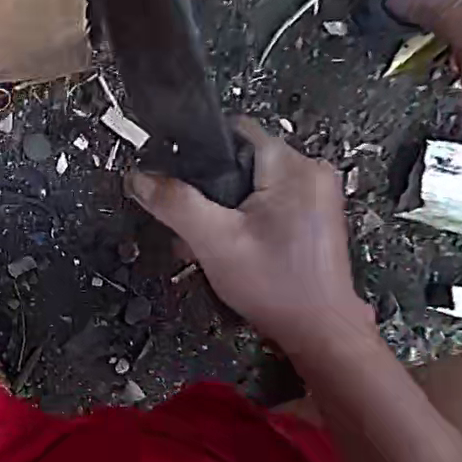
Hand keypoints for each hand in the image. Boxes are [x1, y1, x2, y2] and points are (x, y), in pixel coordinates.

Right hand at [126, 118, 374, 349]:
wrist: (319, 330)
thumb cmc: (280, 289)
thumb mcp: (214, 242)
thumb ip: (175, 204)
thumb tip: (142, 179)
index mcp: (292, 167)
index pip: (233, 131)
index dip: (200, 154)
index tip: (182, 179)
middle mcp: (310, 173)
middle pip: (240, 161)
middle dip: (210, 192)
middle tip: (197, 227)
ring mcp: (315, 195)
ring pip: (251, 185)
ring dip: (225, 210)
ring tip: (214, 243)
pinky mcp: (313, 215)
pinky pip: (268, 203)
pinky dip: (246, 220)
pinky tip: (234, 247)